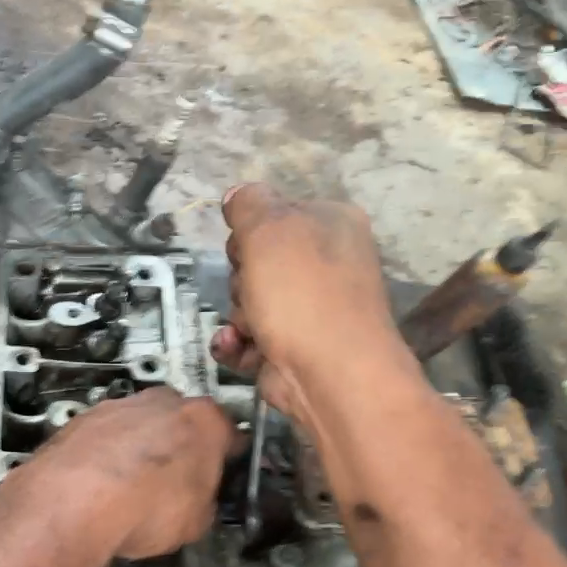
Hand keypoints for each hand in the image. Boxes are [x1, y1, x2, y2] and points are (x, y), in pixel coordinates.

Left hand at [9, 387, 237, 559]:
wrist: (75, 504)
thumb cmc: (141, 508)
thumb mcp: (195, 523)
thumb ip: (203, 504)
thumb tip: (198, 508)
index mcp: (204, 421)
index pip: (227, 435)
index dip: (223, 458)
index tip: (218, 473)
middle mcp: (162, 403)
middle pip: (178, 421)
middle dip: (175, 448)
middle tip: (170, 483)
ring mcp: (117, 408)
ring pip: (135, 426)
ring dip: (135, 450)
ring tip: (128, 490)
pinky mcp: (79, 421)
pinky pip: (99, 437)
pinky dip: (100, 456)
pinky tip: (97, 487)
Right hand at [212, 183, 412, 418]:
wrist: (329, 372)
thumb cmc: (302, 295)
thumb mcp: (270, 231)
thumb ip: (249, 204)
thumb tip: (237, 194)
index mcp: (330, 224)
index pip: (271, 214)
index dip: (247, 234)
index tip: (246, 251)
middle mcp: (324, 263)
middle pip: (254, 261)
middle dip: (240, 280)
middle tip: (251, 292)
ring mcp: (309, 308)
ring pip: (247, 302)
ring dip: (237, 316)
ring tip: (250, 328)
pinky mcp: (291, 346)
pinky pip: (247, 337)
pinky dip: (236, 344)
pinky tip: (237, 347)